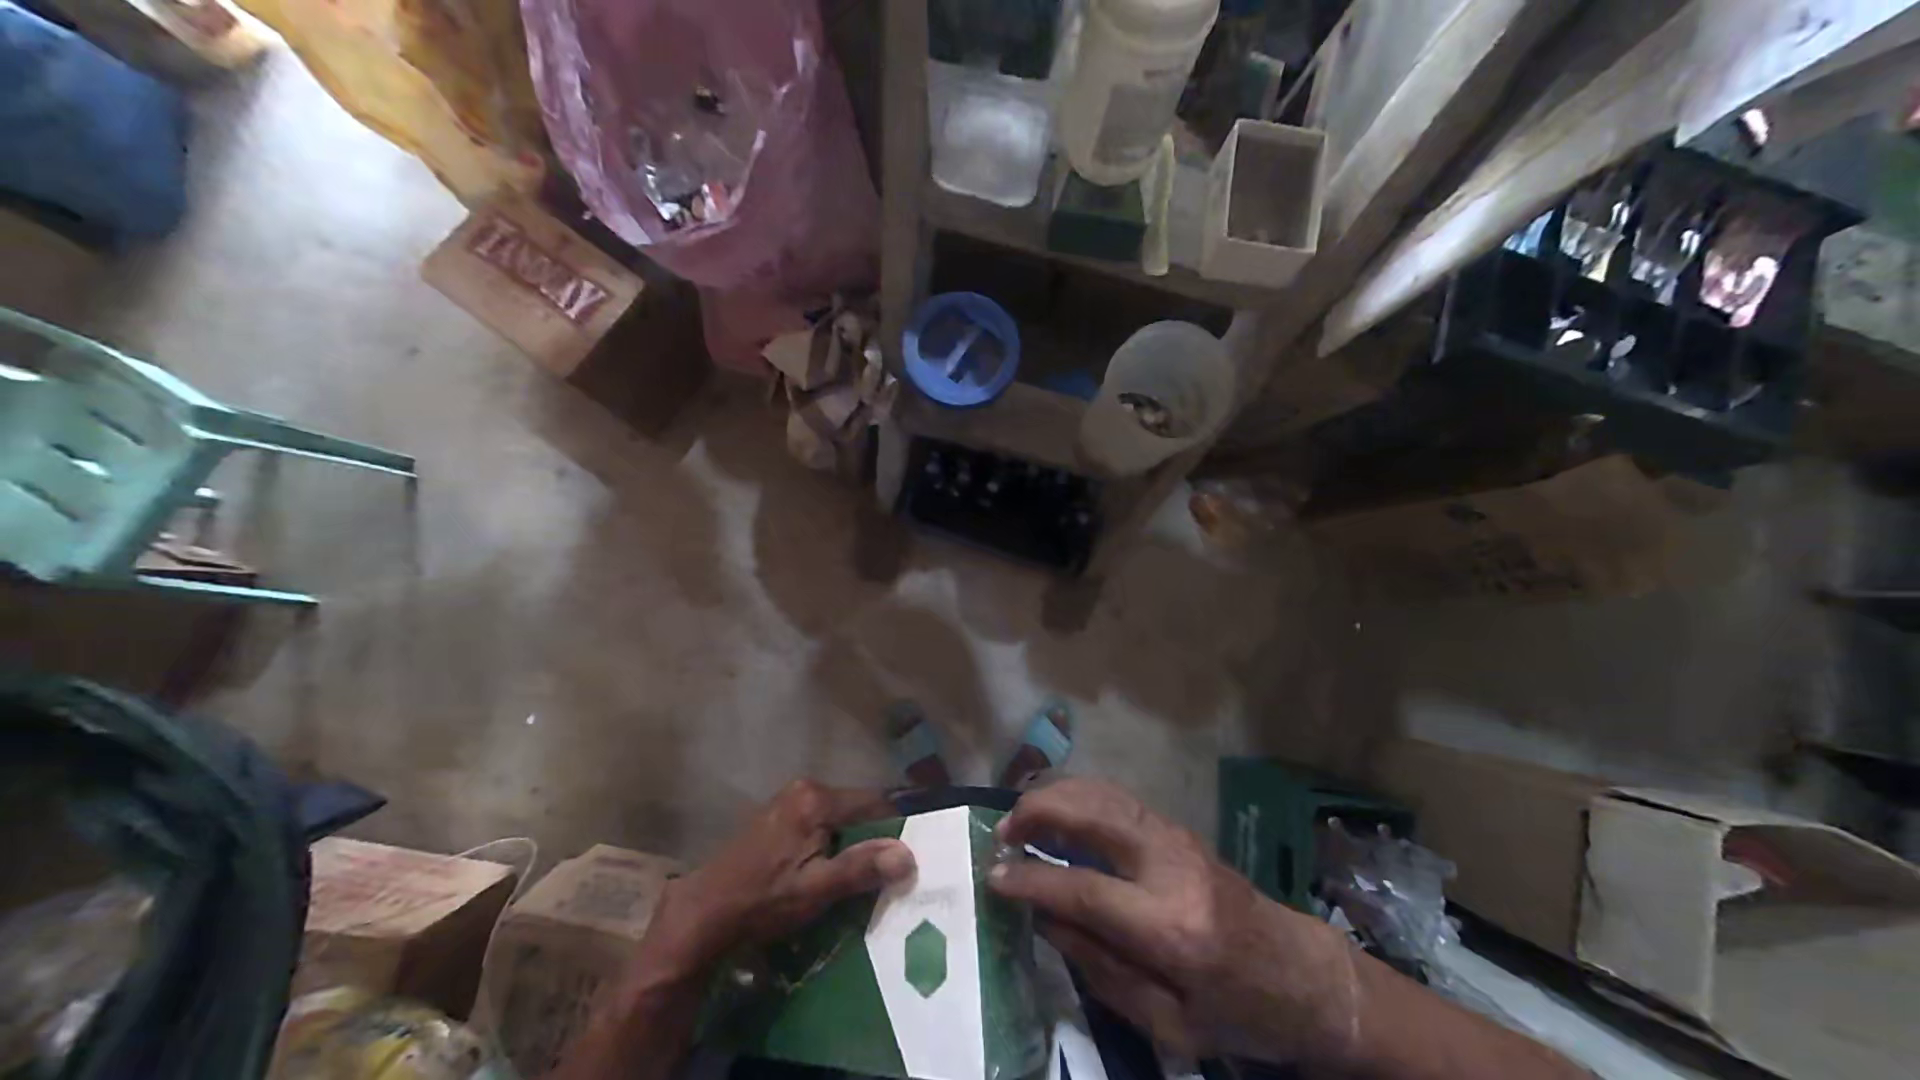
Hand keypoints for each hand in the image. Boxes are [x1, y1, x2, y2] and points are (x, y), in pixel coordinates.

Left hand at [650, 780, 916, 972]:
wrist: (704, 914)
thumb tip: (908, 854)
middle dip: (873, 837)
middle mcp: (804, 789)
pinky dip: (832, 843)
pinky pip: (819, 824)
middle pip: (855, 809)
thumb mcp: (817, 889)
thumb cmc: (763, 900)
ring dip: (852, 842)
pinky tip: (833, 870)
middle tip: (890, 870)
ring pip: (837, 818)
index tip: (911, 853)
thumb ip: (861, 867)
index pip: (875, 802)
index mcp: (816, 798)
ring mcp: (787, 801)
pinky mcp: (777, 818)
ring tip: (865, 875)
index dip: (896, 827)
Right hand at [988, 780, 1358, 1065]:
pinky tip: (1056, 813)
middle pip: (1093, 814)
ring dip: (1055, 796)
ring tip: (1020, 820)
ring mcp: (1177, 838)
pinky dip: (1077, 795)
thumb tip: (1043, 919)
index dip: (1031, 881)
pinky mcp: (1178, 828)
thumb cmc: (1239, 1012)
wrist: (1305, 974)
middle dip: (1038, 813)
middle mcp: (1172, 868)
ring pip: (1104, 793)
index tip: (992, 877)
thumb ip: (1101, 969)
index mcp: (1172, 928)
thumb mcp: (1171, 1023)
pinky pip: (1117, 798)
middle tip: (1001, 833)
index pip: (1085, 891)